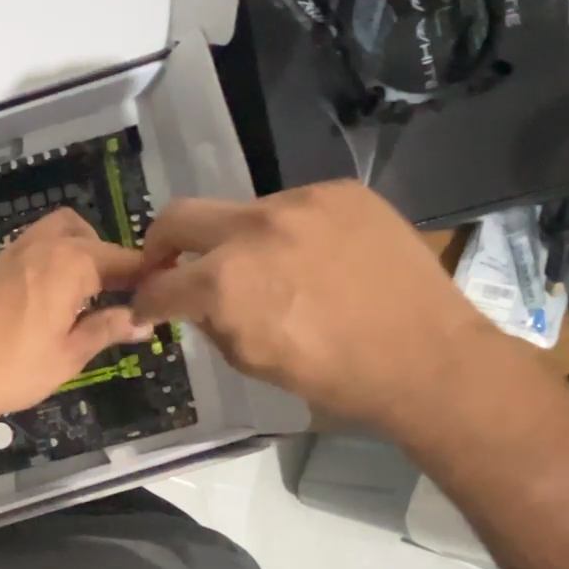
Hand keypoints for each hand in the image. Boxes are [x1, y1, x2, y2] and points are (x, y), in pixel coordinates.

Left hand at [0, 207, 149, 436]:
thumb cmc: (16, 371)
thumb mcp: (70, 355)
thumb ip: (106, 330)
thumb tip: (141, 321)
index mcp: (68, 264)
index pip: (118, 259)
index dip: (140, 273)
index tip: (154, 288)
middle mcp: (41, 247)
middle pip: (85, 235)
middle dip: (107, 257)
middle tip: (117, 291)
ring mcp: (10, 254)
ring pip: (54, 232)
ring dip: (76, 249)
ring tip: (82, 289)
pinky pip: (29, 246)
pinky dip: (48, 256)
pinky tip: (47, 293)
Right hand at [129, 181, 496, 425]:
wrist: (424, 356)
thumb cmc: (331, 376)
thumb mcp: (249, 361)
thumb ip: (211, 323)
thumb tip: (197, 305)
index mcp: (225, 282)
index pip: (159, 284)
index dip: (145, 301)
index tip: (147, 308)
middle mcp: (254, 229)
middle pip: (178, 217)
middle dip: (161, 246)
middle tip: (169, 268)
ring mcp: (301, 202)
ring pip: (239, 213)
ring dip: (233, 242)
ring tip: (262, 271)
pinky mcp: (341, 192)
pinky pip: (291, 207)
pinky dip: (284, 233)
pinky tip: (309, 260)